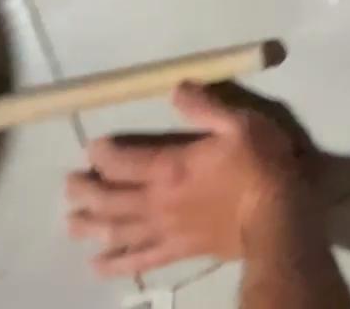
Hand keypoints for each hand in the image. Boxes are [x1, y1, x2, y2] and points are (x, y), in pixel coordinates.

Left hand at [65, 83, 310, 276]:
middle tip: (71, 183)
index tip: (93, 147)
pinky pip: (138, 260)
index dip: (103, 154)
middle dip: (85, 190)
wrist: (278, 211)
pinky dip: (114, 264)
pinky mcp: (177, 251)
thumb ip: (205, 107)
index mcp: (170, 167)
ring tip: (72, 222)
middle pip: (108, 199)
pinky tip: (97, 264)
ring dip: (89, 226)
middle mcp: (156, 201)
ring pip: (115, 230)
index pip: (122, 162)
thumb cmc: (260, 162)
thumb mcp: (240, 123)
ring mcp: (164, 230)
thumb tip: (176, 86)